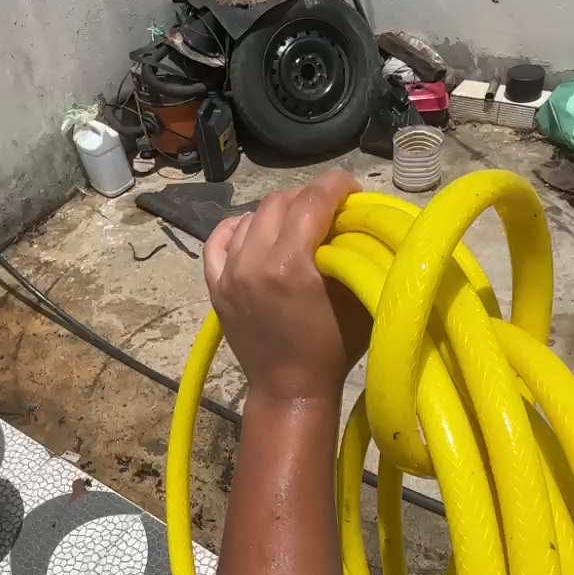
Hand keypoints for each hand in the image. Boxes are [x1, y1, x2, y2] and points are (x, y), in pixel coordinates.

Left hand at [202, 170, 370, 403]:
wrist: (289, 390)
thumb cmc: (334, 349)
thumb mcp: (357, 298)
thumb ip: (357, 253)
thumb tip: (355, 217)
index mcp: (291, 264)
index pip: (313, 200)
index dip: (336, 184)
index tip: (351, 188)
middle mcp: (254, 262)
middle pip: (280, 201)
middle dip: (309, 197)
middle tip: (328, 210)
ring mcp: (229, 274)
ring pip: (251, 216)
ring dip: (278, 212)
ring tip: (296, 223)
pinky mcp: (215, 287)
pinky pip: (219, 240)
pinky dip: (238, 228)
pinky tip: (254, 230)